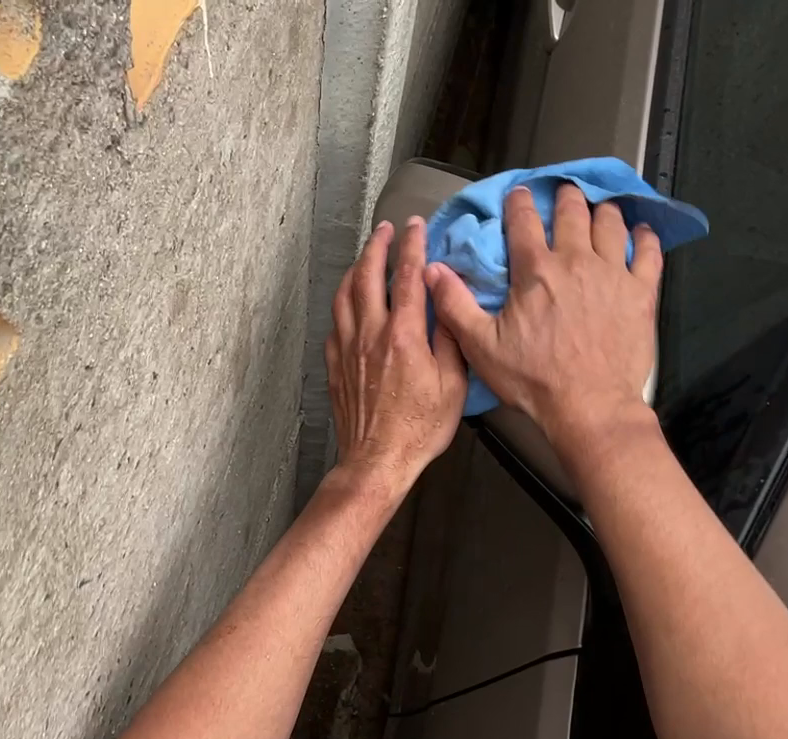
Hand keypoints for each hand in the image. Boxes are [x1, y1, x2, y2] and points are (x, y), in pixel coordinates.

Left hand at [327, 216, 467, 498]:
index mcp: (403, 336)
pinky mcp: (336, 368)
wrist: (377, 461)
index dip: (412, 246)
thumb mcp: (453, 385)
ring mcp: (348, 351)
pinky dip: (341, 306)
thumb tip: (447, 303)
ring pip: (343, 297)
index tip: (417, 228)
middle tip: (385, 231)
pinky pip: (334, 326)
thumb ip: (450, 339)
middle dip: (377, 247)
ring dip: (354, 271)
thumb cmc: (418, 430)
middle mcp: (370, 336)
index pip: (407, 276)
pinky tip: (348, 306)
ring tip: (364, 259)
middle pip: (366, 277)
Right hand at [425, 184, 661, 457]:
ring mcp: (613, 273)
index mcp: (535, 271)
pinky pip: (649, 251)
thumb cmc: (532, 380)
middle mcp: (576, 260)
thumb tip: (431, 270)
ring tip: (598, 211)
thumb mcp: (481, 347)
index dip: (519, 202)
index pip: (524, 221)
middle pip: (572, 212)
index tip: (518, 195)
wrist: (588, 406)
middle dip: (564, 198)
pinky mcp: (641, 292)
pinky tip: (641, 233)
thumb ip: (455, 304)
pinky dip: (645, 236)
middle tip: (562, 195)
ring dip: (601, 211)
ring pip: (610, 223)